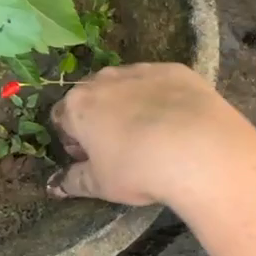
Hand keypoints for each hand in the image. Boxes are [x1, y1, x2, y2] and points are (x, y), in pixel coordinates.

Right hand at [47, 63, 255, 209]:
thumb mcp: (101, 185)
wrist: (201, 150)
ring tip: (151, 136)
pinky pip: (159, 82)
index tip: (90, 159)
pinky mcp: (176, 70)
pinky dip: (161, 98)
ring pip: (126, 86)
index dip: (73, 140)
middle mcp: (104, 80)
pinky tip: (177, 123)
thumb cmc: (138, 169)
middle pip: (92, 97)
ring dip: (129, 105)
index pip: (61, 118)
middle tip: (119, 149)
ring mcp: (141, 71)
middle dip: (99, 119)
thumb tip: (54, 185)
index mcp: (78, 106)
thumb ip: (73, 182)